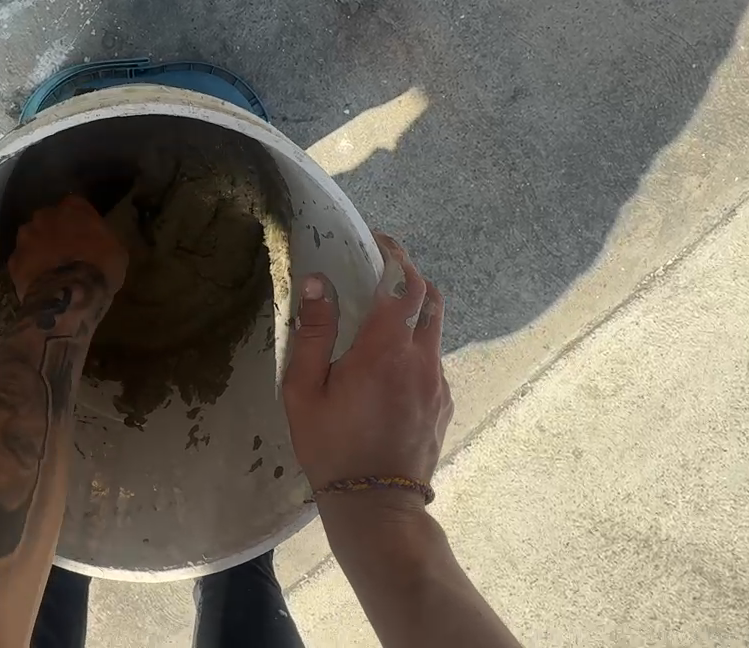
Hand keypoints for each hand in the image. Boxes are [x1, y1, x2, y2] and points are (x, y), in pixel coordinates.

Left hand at [7, 195, 127, 307]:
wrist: (69, 296)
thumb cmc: (100, 270)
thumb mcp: (117, 252)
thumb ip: (103, 239)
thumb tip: (99, 244)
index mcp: (73, 208)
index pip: (75, 205)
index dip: (79, 221)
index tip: (85, 235)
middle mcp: (45, 215)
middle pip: (49, 219)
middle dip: (55, 232)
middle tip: (65, 252)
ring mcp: (26, 237)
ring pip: (31, 238)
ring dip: (39, 249)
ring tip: (49, 269)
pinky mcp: (13, 260)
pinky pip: (22, 262)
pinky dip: (29, 270)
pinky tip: (38, 283)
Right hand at [283, 232, 451, 493]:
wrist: (376, 506)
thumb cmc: (330, 443)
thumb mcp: (305, 387)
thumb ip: (314, 331)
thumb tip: (317, 280)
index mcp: (385, 348)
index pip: (404, 283)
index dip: (395, 255)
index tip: (377, 241)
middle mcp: (421, 358)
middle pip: (431, 298)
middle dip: (410, 276)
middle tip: (379, 270)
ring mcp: (438, 383)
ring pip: (436, 328)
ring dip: (415, 309)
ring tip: (381, 314)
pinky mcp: (444, 403)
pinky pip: (433, 358)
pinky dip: (416, 343)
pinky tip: (387, 363)